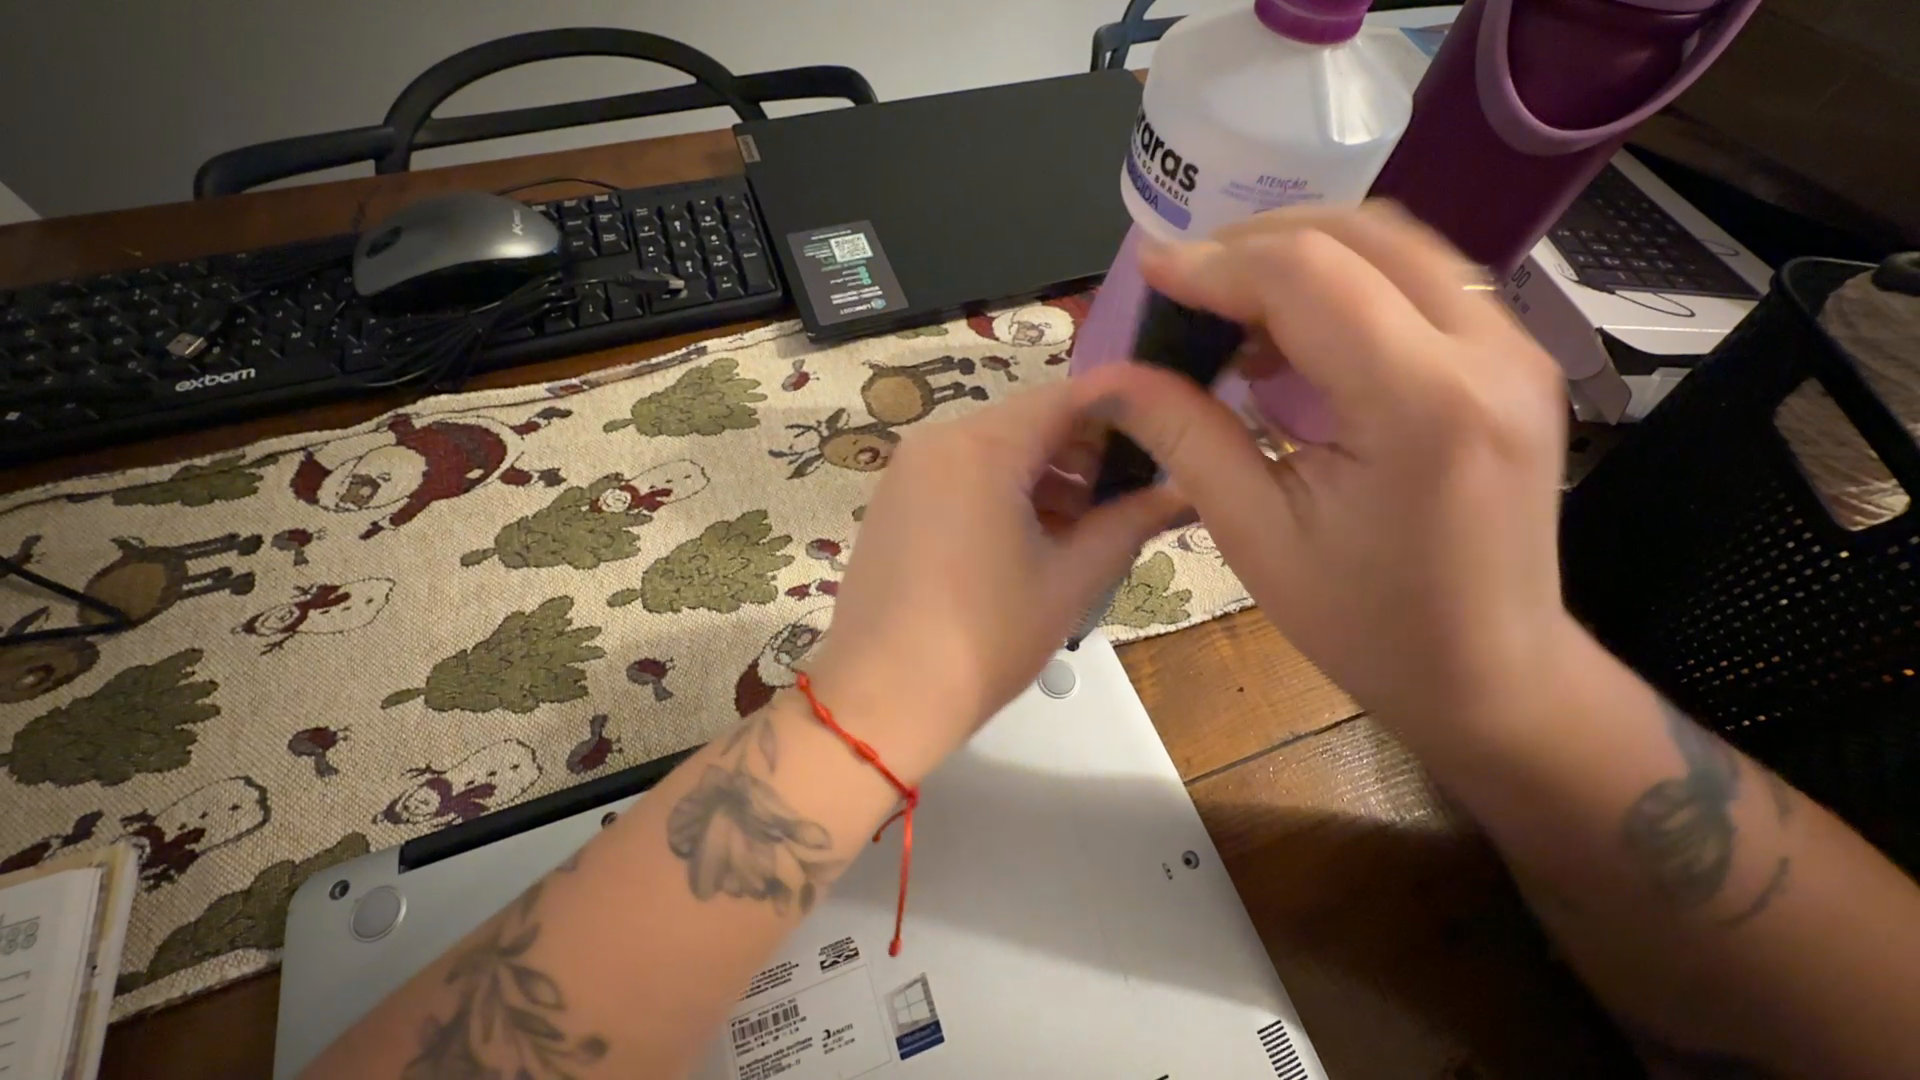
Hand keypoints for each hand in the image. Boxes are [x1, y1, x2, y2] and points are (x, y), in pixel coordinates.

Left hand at [806, 381, 1187, 778]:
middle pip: (1031, 422)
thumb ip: (1128, 523)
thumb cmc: (982, 639)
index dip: (1126, 409)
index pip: (1069, 398)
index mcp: (981, 446)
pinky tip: (1041, 538)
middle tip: (1138, 494)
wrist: (880, 699)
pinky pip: (964, 476)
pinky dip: (1007, 493)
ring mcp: (909, 471)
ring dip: (1050, 477)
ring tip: (1096, 525)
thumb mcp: (1069, 580)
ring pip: (997, 451)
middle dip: (1089, 452)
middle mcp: (937, 441)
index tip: (1169, 435)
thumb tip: (1181, 493)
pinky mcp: (895, 502)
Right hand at [1081, 202, 1574, 732]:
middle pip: (1360, 234)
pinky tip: (1295, 334)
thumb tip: (1115, 377)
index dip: (1216, 264)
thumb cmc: (1365, 625)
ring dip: (1303, 255)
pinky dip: (1347, 283)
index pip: (1308, 276)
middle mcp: (1488, 354)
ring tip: (1230, 304)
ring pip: (1397, 245)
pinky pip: (1422, 282)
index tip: (1150, 271)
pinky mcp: (1515, 362)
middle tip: (1185, 282)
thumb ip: (1187, 438)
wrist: (1490, 673)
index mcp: (1420, 407)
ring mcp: (1517, 351)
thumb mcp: (1256, 537)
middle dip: (1256, 243)